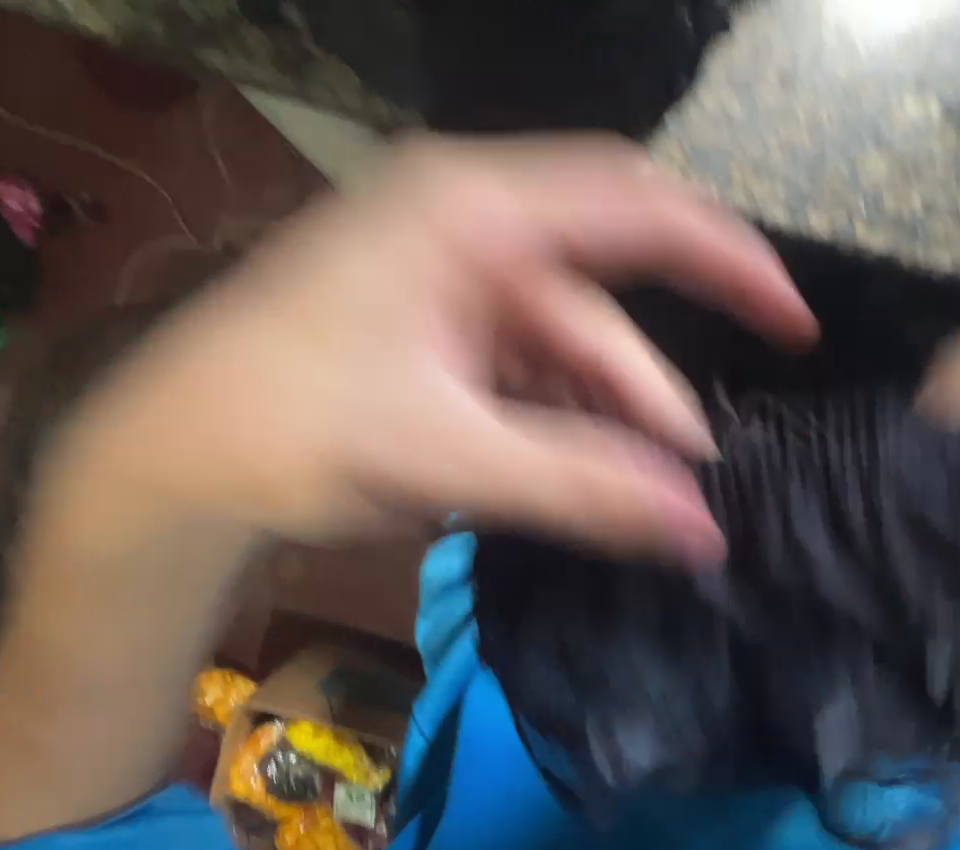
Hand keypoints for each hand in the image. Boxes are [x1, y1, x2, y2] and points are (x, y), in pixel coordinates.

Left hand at [53, 135, 817, 564]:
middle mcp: (460, 225)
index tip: (789, 320)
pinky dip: (549, 418)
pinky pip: (514, 366)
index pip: (635, 206)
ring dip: (596, 413)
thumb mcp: (450, 454)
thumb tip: (701, 533)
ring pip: (555, 341)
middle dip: (645, 382)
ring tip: (633, 490)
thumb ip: (583, 489)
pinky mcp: (421, 330)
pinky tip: (569, 471)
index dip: (726, 261)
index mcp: (469, 210)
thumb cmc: (293, 431)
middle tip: (693, 463)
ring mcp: (438, 279)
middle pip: (595, 291)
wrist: (170, 464)